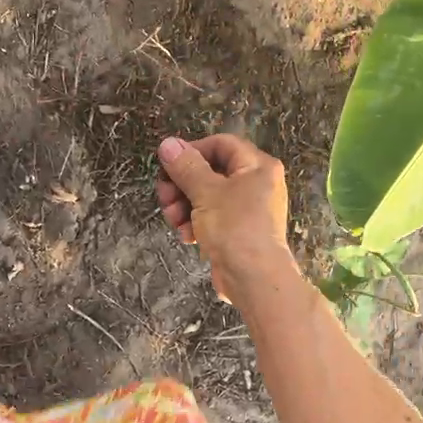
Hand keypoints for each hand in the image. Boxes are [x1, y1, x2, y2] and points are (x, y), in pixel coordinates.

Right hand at [154, 134, 300, 306]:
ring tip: (174, 221)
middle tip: (165, 198)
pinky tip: (187, 237)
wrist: (253, 278)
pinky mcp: (238, 232)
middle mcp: (256, 184)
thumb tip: (168, 144)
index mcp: (257, 166)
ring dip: (185, 207)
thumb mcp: (206, 193)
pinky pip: (213, 219)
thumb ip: (186, 167)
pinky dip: (196, 224)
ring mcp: (248, 210)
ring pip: (208, 198)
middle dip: (183, 186)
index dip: (192, 152)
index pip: (221, 145)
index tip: (169, 167)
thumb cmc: (235, 228)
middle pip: (211, 173)